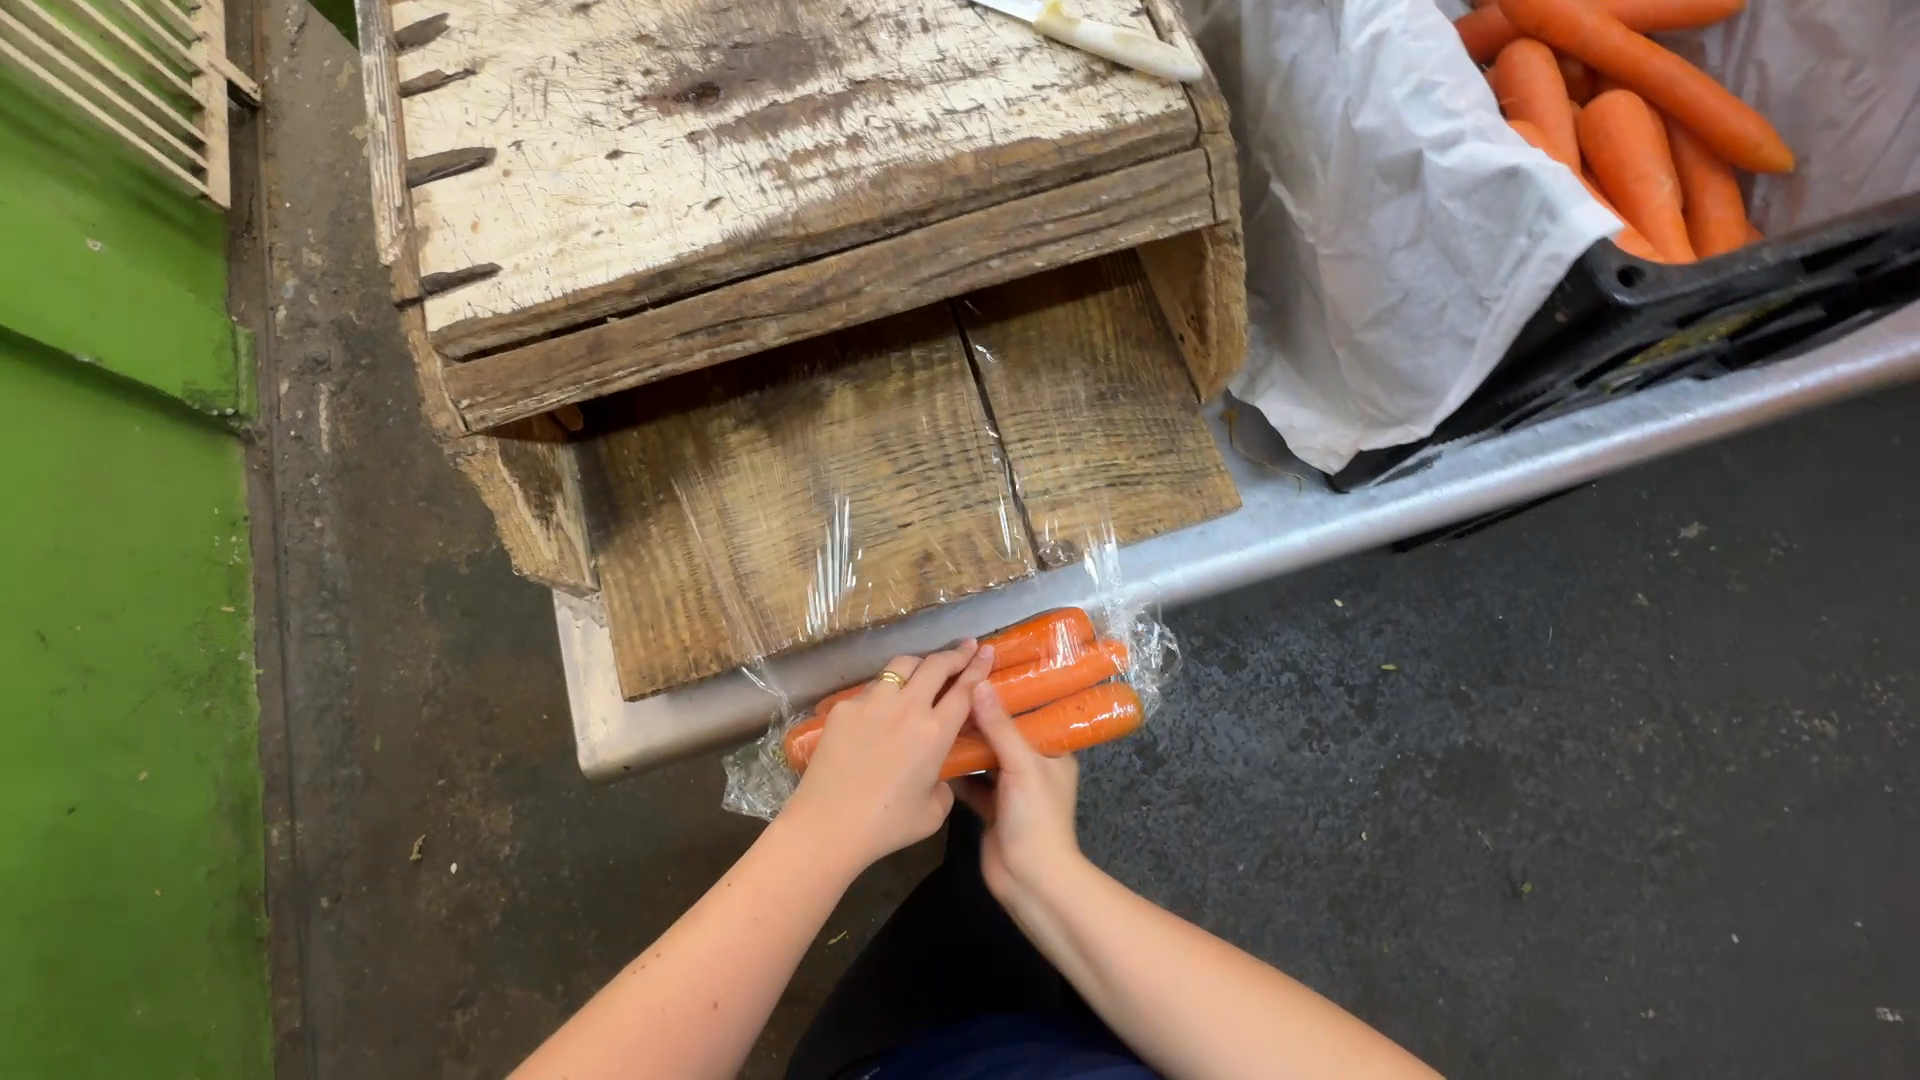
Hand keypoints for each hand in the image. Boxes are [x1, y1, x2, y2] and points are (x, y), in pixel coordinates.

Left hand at [778, 640, 993, 872]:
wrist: (828, 824)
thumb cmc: (886, 825)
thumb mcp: (933, 812)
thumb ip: (944, 786)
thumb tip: (938, 776)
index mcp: (935, 732)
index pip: (964, 690)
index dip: (978, 668)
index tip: (986, 652)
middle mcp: (907, 707)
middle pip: (936, 665)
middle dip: (955, 654)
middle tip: (966, 647)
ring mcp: (872, 702)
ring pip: (902, 666)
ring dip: (919, 663)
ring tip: (924, 667)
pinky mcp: (845, 708)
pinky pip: (872, 689)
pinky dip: (885, 690)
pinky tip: (883, 706)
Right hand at [951, 680, 1085, 904]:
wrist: (1029, 879)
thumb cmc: (1036, 816)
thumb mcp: (1021, 764)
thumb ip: (999, 725)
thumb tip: (979, 684)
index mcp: (1053, 751)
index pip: (1032, 713)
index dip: (1011, 694)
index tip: (983, 671)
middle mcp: (1033, 766)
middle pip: (1004, 732)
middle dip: (982, 716)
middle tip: (953, 688)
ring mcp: (1011, 788)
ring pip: (986, 756)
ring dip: (966, 741)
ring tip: (940, 712)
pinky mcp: (991, 807)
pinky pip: (972, 781)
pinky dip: (957, 770)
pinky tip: (934, 751)